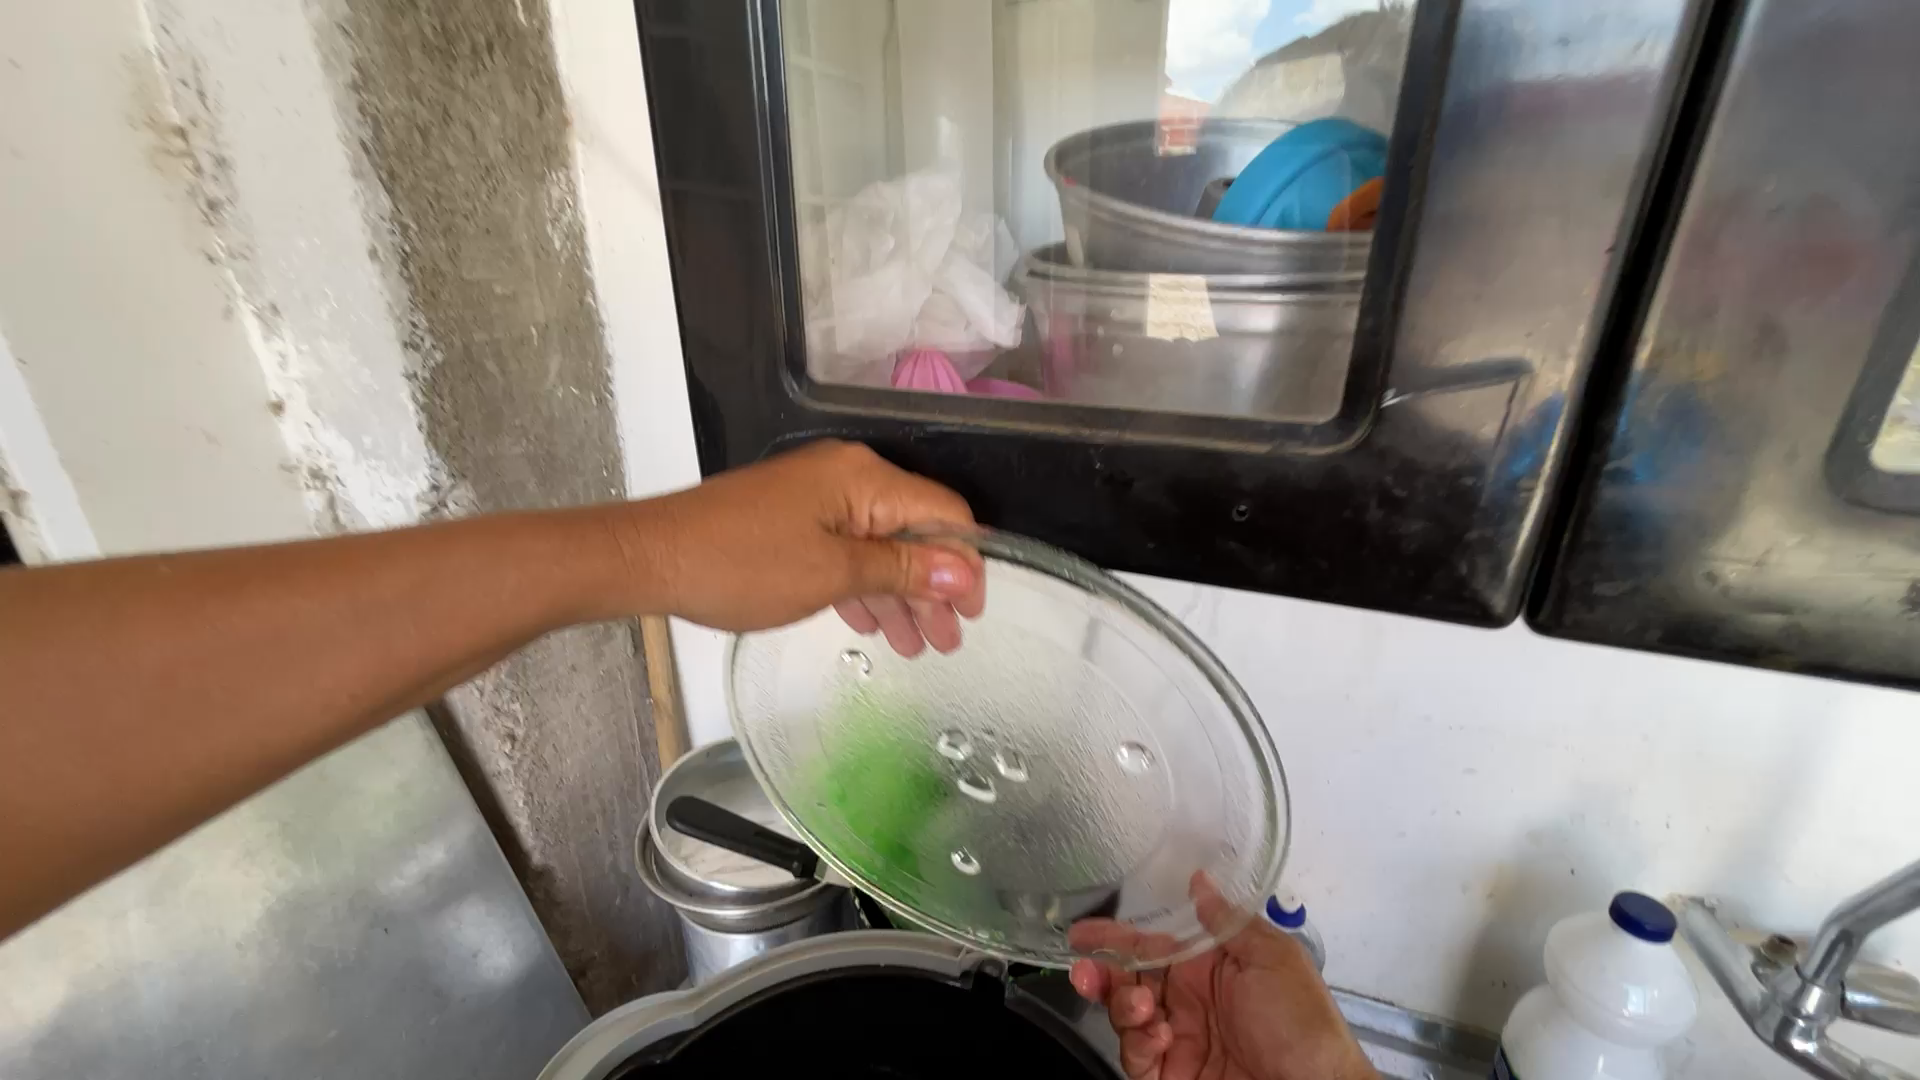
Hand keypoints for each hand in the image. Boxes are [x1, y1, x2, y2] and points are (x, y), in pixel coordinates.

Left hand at [629, 440, 984, 653]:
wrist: (650, 559)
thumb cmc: (741, 566)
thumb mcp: (833, 573)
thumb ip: (903, 570)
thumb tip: (964, 573)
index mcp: (865, 479)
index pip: (943, 513)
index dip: (966, 564)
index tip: (972, 614)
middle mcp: (849, 478)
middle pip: (913, 532)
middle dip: (932, 588)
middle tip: (945, 643)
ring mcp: (819, 498)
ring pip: (879, 546)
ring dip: (898, 595)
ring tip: (914, 647)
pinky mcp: (796, 519)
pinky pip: (846, 550)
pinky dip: (862, 586)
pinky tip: (871, 622)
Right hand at [1068, 875, 1376, 1079]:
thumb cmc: (1301, 1025)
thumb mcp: (1273, 960)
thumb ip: (1227, 921)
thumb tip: (1198, 878)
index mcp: (1206, 968)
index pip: (1150, 945)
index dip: (1114, 937)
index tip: (1081, 933)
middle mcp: (1186, 1002)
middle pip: (1127, 981)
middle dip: (1101, 974)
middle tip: (1085, 972)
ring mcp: (1178, 1042)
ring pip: (1125, 1016)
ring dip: (1123, 1006)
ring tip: (1144, 1011)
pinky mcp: (1172, 1077)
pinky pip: (1136, 1058)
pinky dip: (1138, 1044)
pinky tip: (1159, 1037)